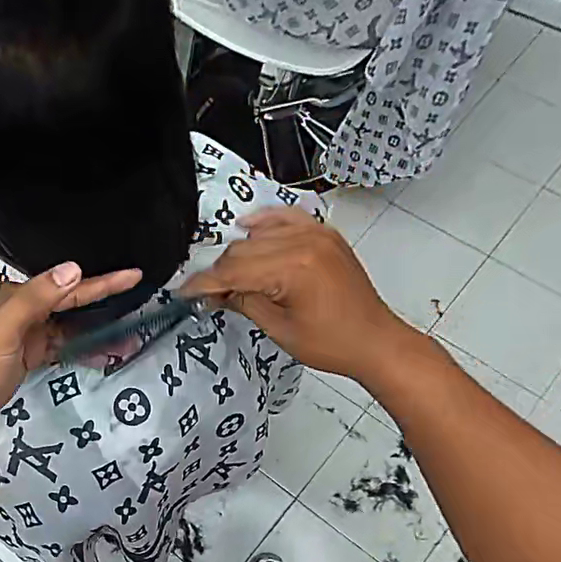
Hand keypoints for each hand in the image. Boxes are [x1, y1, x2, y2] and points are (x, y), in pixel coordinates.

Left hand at [0, 262, 142, 426]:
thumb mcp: (6, 329)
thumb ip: (37, 298)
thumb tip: (72, 270)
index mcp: (19, 297)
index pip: (67, 287)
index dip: (102, 283)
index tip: (132, 276)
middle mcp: (26, 310)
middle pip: (73, 303)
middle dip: (106, 306)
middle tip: (138, 303)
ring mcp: (30, 333)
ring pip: (72, 327)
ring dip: (99, 332)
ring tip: (128, 340)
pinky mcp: (32, 353)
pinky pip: (65, 346)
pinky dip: (84, 349)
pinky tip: (104, 355)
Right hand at [179, 207, 420, 380]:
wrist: (375, 341)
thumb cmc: (336, 343)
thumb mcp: (280, 330)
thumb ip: (244, 302)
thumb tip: (216, 294)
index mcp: (295, 267)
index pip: (234, 269)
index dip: (205, 283)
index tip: (185, 293)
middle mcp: (306, 242)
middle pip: (243, 249)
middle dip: (220, 272)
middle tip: (207, 295)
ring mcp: (318, 234)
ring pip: (260, 234)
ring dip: (239, 253)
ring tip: (229, 279)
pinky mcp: (325, 235)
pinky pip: (287, 217)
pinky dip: (266, 222)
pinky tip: (248, 225)